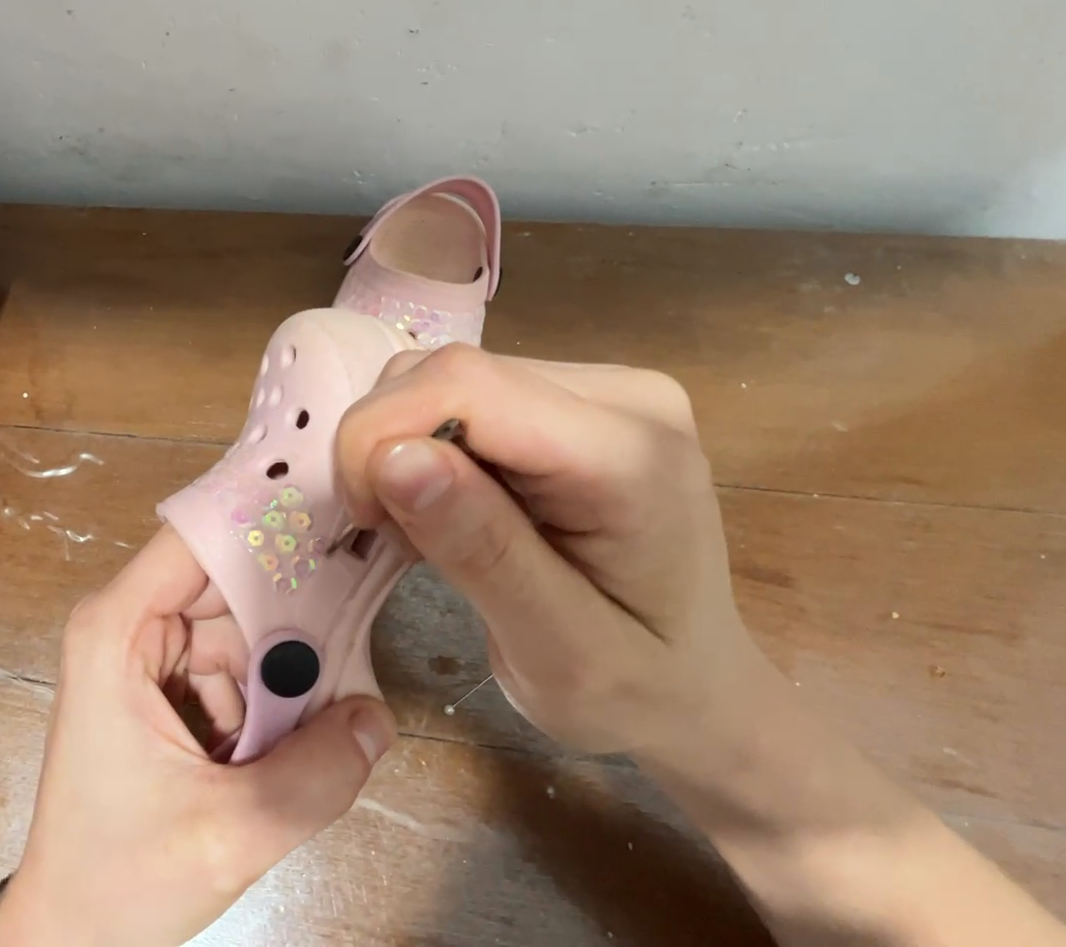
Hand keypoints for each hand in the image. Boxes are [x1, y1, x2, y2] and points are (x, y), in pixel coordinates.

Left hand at [0, 527, 395, 946]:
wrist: (75, 930)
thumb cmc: (121, 877)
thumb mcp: (230, 831)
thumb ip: (316, 773)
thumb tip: (377, 718)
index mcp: (118, 630)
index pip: (197, 537)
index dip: (265, 517)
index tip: (339, 505)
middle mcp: (131, 626)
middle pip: (229, 581)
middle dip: (295, 606)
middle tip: (366, 611)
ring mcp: (152, 657)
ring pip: (244, 628)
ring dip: (289, 665)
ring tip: (336, 698)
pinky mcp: (172, 689)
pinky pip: (239, 668)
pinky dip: (274, 695)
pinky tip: (300, 731)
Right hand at [334, 344, 765, 761]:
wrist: (696, 687)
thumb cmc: (636, 691)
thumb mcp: (557, 651)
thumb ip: (481, 549)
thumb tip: (392, 456)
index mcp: (630, 452)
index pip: (462, 387)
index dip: (383, 437)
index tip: (368, 523)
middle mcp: (620, 395)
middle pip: (446, 374)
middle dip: (385, 446)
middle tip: (389, 533)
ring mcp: (596, 389)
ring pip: (440, 377)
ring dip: (398, 446)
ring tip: (421, 527)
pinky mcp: (568, 398)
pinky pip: (455, 394)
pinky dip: (420, 444)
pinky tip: (444, 503)